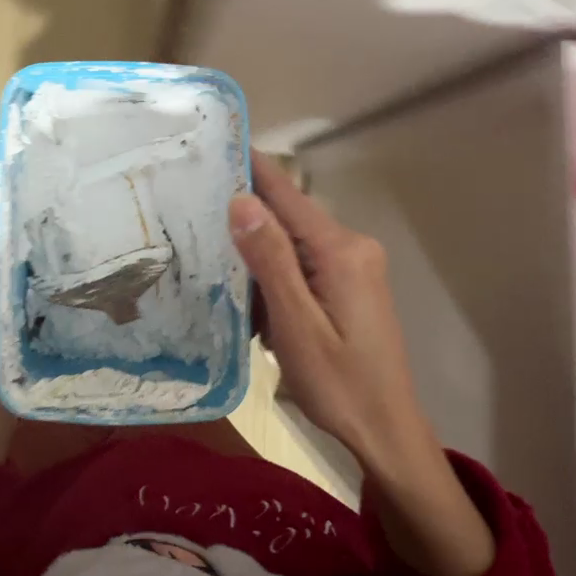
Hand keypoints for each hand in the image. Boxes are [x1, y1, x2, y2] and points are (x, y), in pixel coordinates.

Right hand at [229, 152, 495, 575]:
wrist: (386, 432)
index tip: (210, 143)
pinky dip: (274, 274)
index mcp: (341, 250)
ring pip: (292, 242)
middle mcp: (352, 246)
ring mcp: (354, 266)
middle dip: (244, 213)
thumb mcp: (296, 326)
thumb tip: (242, 199)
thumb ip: (270, 261)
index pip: (286, 193)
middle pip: (287, 215)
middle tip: (189, 206)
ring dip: (256, 252)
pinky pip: (303, 264)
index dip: (250, 166)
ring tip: (206, 249)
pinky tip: (248, 294)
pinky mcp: (351, 285)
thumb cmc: (340, 386)